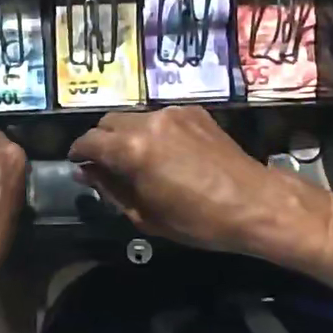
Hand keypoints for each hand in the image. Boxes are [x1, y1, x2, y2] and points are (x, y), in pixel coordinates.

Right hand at [68, 107, 328, 260]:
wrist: (254, 203)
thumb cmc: (197, 220)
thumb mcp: (145, 214)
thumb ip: (110, 188)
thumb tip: (86, 173)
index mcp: (131, 149)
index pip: (88, 140)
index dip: (78, 153)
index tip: (79, 164)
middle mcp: (148, 121)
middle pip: (108, 122)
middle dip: (102, 140)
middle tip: (108, 164)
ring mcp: (173, 113)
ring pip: (134, 117)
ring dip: (128, 134)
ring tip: (140, 158)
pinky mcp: (194, 111)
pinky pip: (160, 117)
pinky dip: (154, 131)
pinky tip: (168, 152)